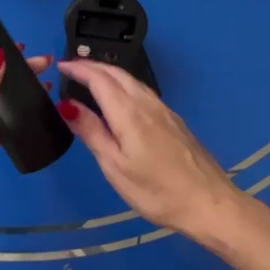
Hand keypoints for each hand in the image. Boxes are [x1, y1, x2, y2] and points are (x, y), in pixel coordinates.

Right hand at [56, 59, 254, 245]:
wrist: (209, 202)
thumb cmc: (156, 191)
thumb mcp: (114, 165)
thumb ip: (92, 132)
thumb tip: (67, 104)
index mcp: (129, 113)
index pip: (100, 79)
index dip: (79, 68)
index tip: (60, 66)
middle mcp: (148, 104)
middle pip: (118, 74)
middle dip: (93, 66)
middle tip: (71, 68)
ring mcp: (165, 111)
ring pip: (133, 81)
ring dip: (110, 74)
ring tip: (91, 79)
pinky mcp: (175, 121)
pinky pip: (144, 92)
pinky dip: (124, 86)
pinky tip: (120, 99)